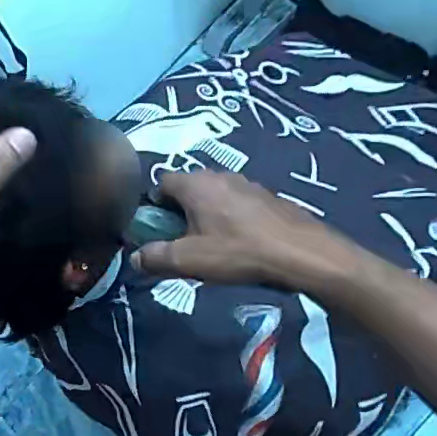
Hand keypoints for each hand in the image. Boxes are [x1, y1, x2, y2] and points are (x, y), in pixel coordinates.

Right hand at [132, 170, 361, 288]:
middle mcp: (219, 175)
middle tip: (184, 244)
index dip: (154, 207)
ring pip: (214, 197)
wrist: (300, 253)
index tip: (158, 233)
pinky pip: (238, 204)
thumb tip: (135, 257)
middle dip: (180, 213)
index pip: (161, 183)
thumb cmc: (238, 252)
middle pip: (188, 189)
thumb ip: (156, 257)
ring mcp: (247, 183)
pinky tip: (241, 245)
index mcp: (195, 183)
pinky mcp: (268, 197)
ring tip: (214, 247)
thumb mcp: (189, 260)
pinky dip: (232, 220)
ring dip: (207, 217)